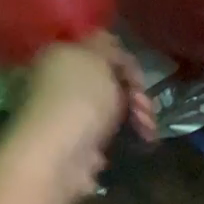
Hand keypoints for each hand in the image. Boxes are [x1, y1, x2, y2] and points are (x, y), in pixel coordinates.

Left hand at [7, 34, 155, 196]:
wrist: (60, 156)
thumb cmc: (80, 98)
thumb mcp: (99, 57)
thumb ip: (107, 46)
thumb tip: (110, 47)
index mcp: (57, 55)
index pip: (95, 48)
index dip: (122, 59)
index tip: (138, 75)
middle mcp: (57, 81)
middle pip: (106, 79)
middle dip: (133, 90)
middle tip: (145, 104)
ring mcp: (66, 114)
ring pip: (111, 105)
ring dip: (136, 113)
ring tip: (147, 128)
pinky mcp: (77, 142)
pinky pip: (110, 130)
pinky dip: (128, 133)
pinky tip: (141, 138)